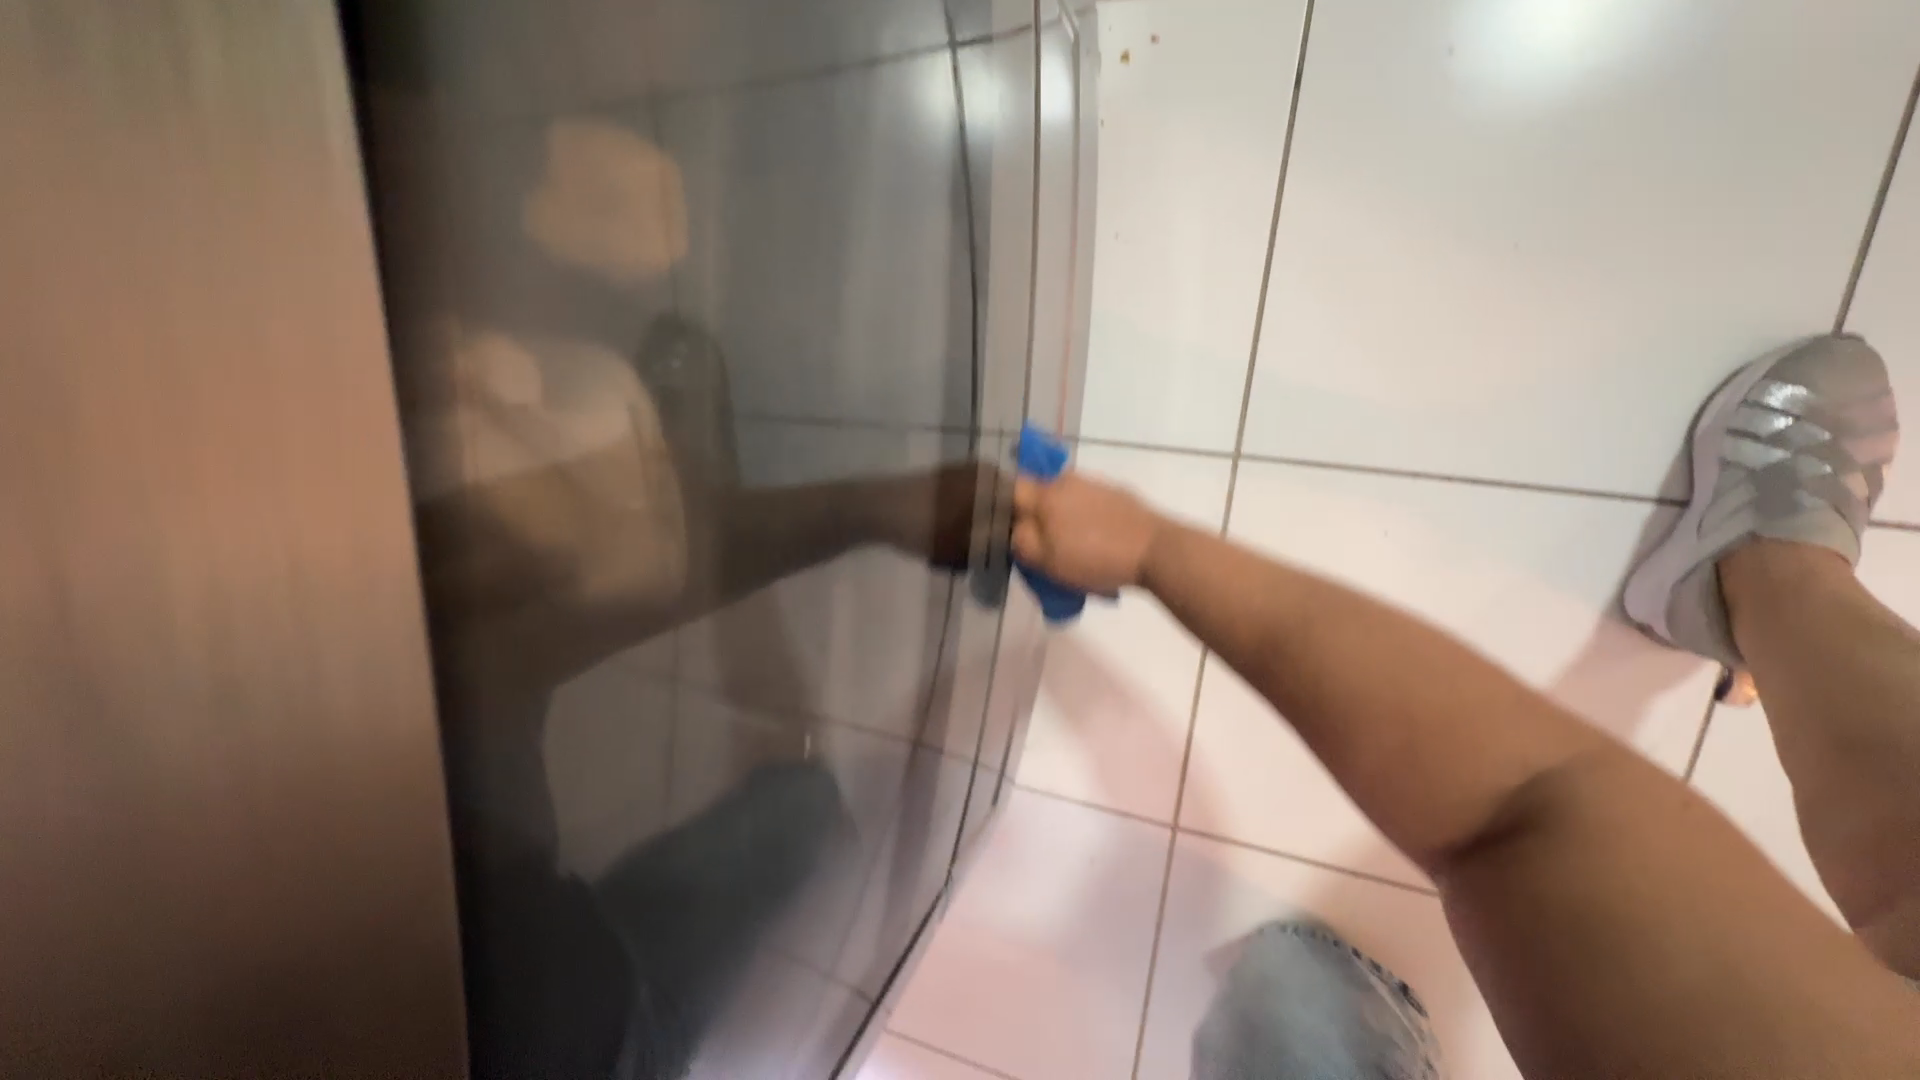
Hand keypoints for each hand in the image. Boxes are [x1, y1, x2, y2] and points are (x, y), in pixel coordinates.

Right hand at [1011, 471, 1164, 594]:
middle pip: (1039, 494)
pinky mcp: (1118, 494)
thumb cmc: (1095, 558)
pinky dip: (1085, 519)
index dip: (1001, 506)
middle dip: (1035, 516)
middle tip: (1039, 545)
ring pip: (1065, 498)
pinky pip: (1089, 504)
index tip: (1004, 528)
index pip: (1011, 488)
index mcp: (1046, 494)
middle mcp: (1068, 480)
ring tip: (1071, 547)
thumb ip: (1022, 542)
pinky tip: (1095, 541)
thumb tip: (1014, 529)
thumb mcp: (1048, 560)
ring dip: (1061, 518)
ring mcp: (1096, 484)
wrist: (1156, 550)